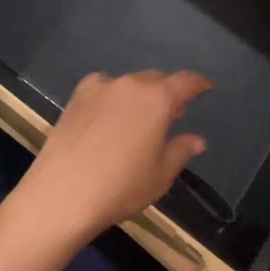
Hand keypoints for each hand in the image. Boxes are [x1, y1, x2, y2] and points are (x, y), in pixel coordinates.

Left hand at [11, 70, 211, 240]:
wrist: (64, 190)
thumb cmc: (121, 187)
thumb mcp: (160, 175)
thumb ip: (180, 150)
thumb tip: (197, 139)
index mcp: (157, 100)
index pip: (185, 81)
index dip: (198, 83)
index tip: (205, 87)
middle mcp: (130, 85)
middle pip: (156, 80)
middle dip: (168, 92)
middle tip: (173, 113)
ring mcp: (100, 87)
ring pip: (129, 83)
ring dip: (140, 95)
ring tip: (140, 118)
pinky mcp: (77, 95)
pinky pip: (103, 87)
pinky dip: (113, 95)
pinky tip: (109, 115)